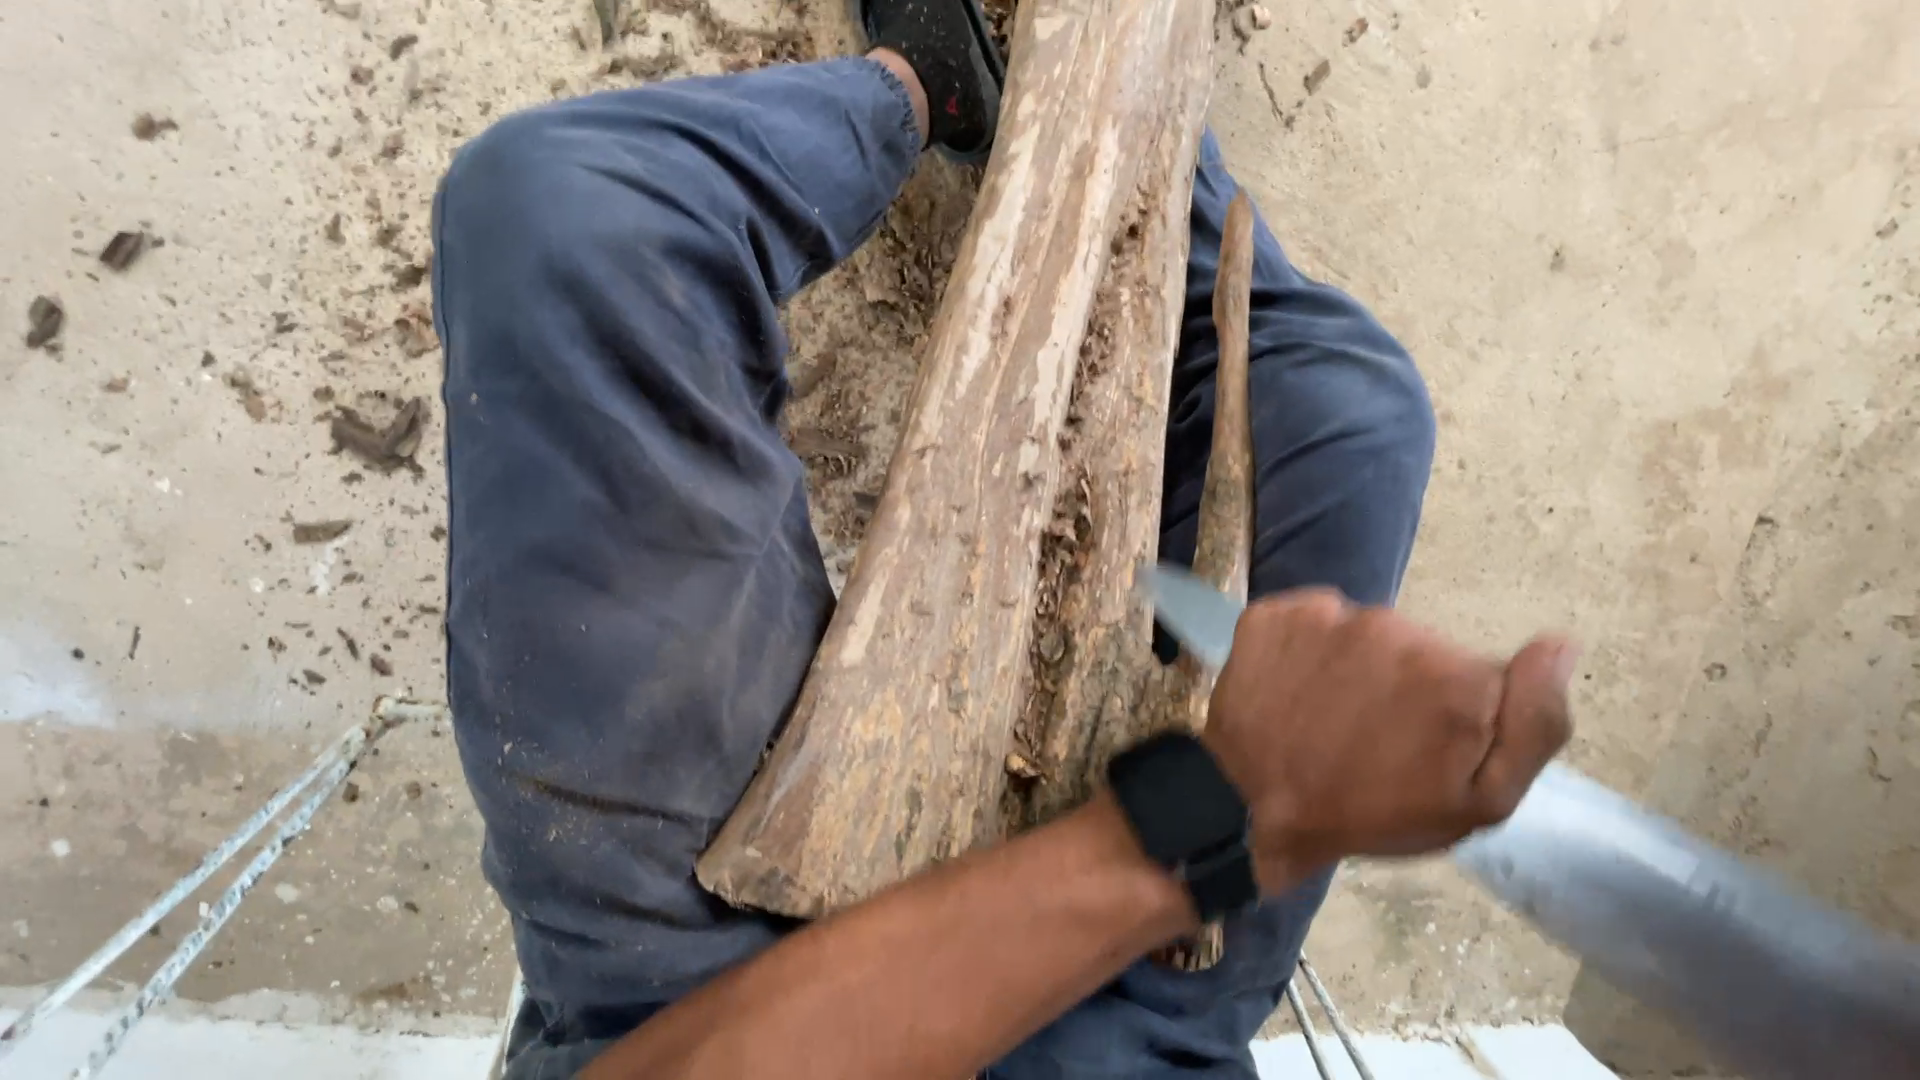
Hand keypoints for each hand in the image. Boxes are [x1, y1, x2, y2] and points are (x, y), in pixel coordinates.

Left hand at [1200, 589, 1575, 892]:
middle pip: (1417, 647)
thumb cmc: (1373, 811)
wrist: (1259, 804)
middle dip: (1403, 685)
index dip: (1458, 710)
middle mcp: (1392, 627)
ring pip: (1360, 632)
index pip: (1478, 672)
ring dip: (1352, 664)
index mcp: (1454, 673)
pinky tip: (1293, 687)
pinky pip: (1307, 620)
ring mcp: (1324, 615)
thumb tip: (1559, 645)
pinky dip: (1303, 646)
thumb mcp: (1480, 801)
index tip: (1425, 742)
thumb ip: (1534, 723)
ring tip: (1327, 713)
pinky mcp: (1271, 613)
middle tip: (1370, 733)